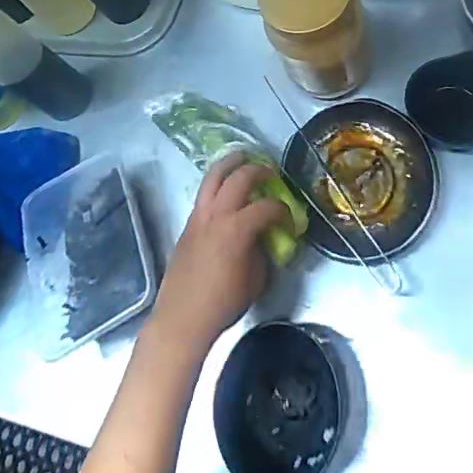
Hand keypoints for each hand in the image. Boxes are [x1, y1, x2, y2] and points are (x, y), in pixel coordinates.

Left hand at [150, 151, 290, 349]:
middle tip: (270, 173)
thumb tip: (265, 239)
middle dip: (258, 170)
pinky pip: (204, 191)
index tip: (289, 219)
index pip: (267, 207)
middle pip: (239, 177)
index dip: (283, 211)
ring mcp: (199, 214)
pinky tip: (225, 186)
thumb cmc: (223, 302)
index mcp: (237, 228)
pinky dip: (217, 181)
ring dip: (231, 162)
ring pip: (214, 175)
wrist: (183, 316)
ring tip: (243, 156)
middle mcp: (217, 213)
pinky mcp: (189, 221)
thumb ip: (263, 253)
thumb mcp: (255, 281)